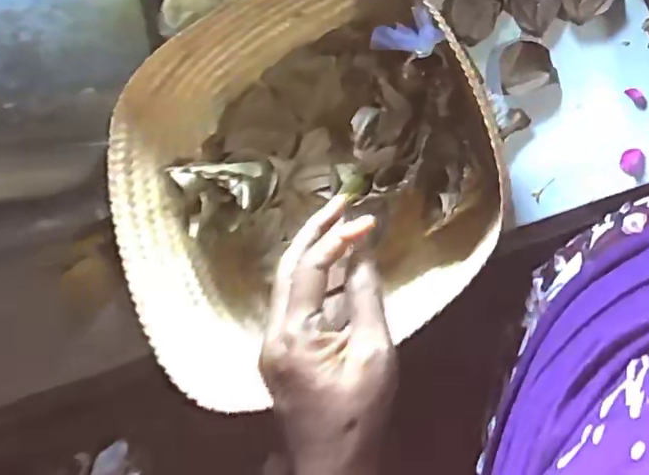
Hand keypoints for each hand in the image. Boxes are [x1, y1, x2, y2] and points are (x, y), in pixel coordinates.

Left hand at [261, 196, 394, 474]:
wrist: (333, 471)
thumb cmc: (358, 417)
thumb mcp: (374, 355)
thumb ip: (366, 297)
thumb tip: (362, 251)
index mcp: (293, 335)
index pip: (312, 267)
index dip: (339, 237)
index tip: (369, 219)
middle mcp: (274, 332)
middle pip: (290, 265)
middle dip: (316, 229)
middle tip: (343, 200)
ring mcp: (275, 342)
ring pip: (290, 279)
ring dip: (315, 248)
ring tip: (342, 221)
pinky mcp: (284, 350)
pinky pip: (297, 299)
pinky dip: (318, 275)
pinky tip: (339, 264)